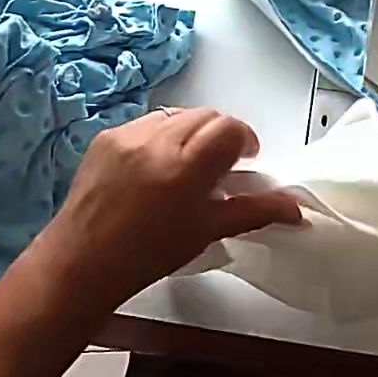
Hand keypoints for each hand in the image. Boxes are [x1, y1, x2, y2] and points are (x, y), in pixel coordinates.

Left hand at [29, 108, 301, 309]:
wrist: (82, 262)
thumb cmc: (148, 255)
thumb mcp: (207, 232)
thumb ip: (255, 211)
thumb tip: (295, 208)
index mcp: (185, 168)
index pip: (230, 127)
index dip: (245, 139)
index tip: (245, 160)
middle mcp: (156, 142)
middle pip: (207, 115)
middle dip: (221, 134)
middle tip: (221, 165)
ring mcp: (128, 135)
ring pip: (178, 114)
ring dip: (191, 131)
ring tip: (187, 164)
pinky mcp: (107, 136)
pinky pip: (147, 122)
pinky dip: (161, 136)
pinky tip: (157, 165)